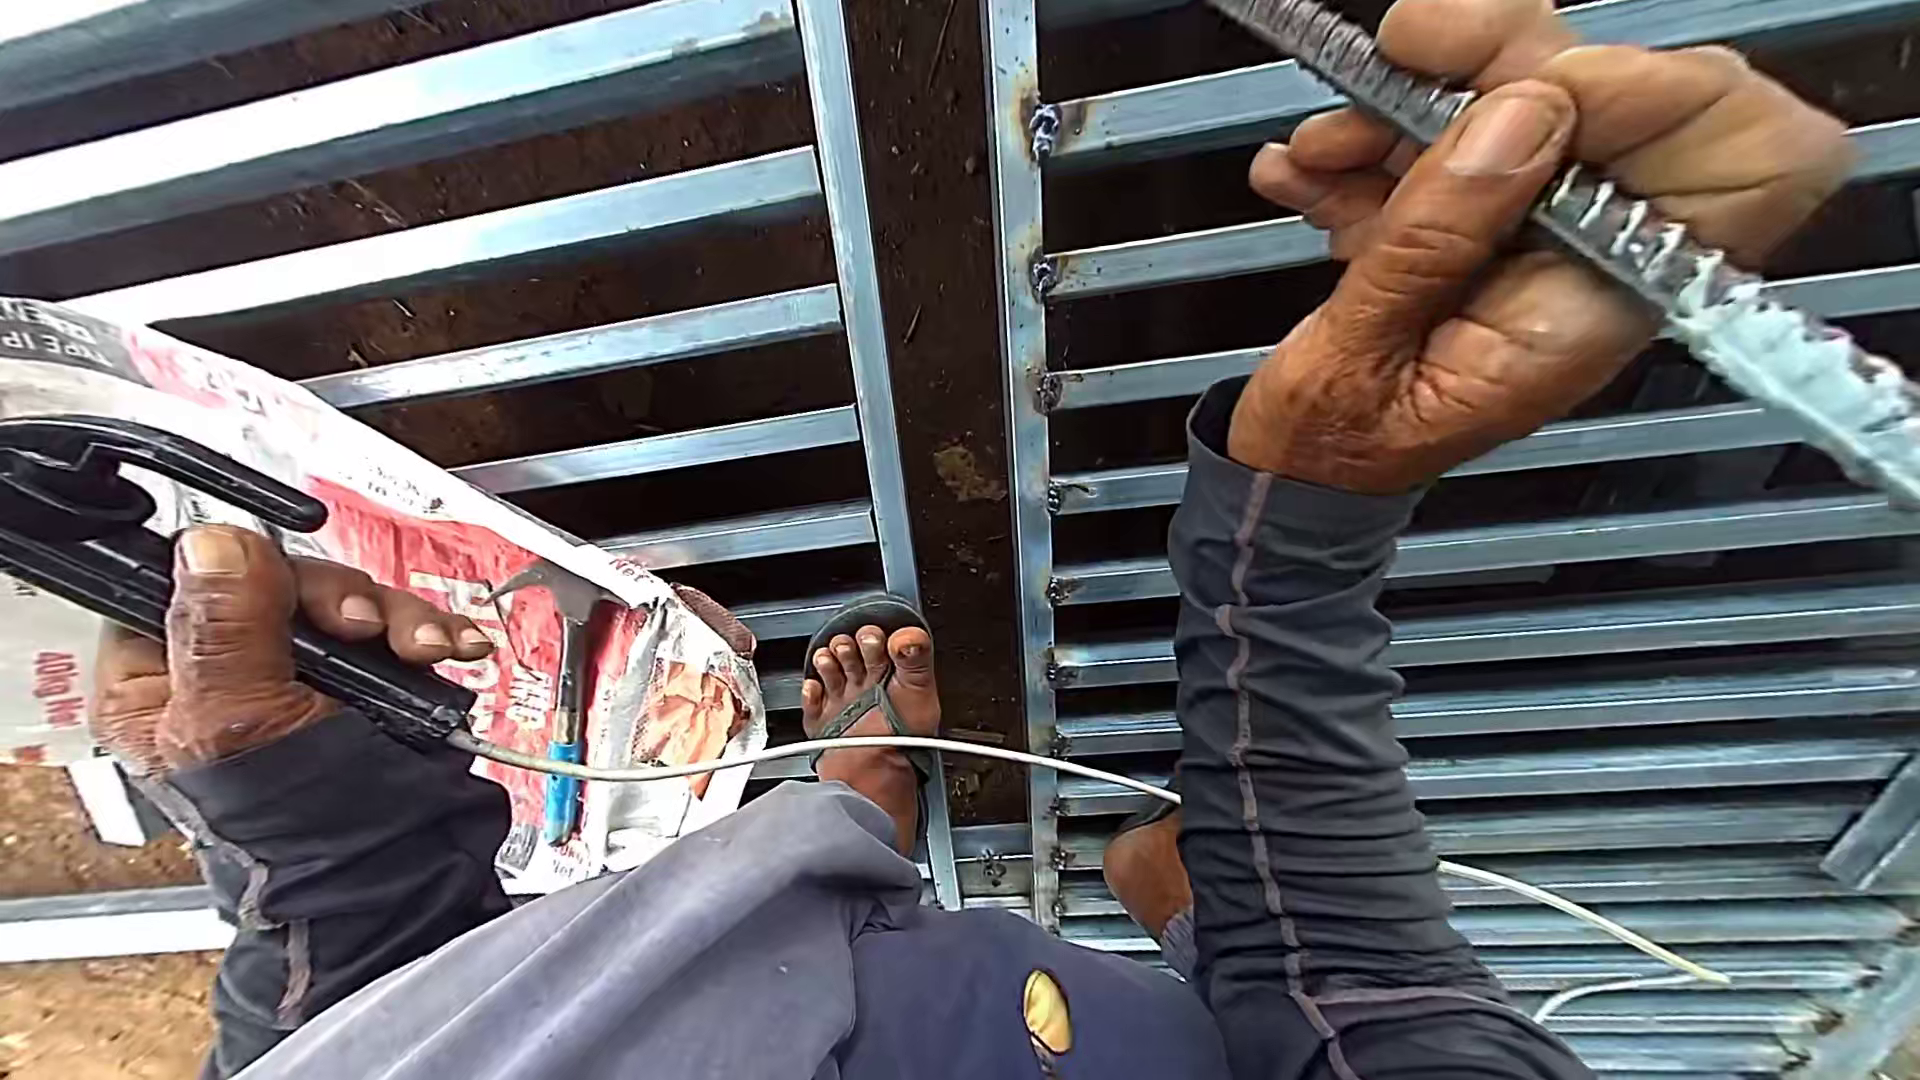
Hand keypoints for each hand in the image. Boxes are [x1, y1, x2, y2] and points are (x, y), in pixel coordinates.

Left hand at [92, 526, 493, 774]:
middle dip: (351, 601)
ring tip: (430, 650)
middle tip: (367, 630)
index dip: (252, 575)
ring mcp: (325, 664)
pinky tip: (457, 646)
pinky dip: (443, 629)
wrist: (406, 841)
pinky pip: (414, 622)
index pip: (195, 584)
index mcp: (172, 677)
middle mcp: (248, 662)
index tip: (298, 594)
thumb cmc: (305, 813)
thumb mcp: (246, 719)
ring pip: (365, 599)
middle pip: (295, 583)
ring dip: (409, 618)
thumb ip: (227, 631)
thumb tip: (216, 544)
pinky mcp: (385, 667)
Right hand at [1227, 0, 1851, 492]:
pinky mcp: (1447, 255)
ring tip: (1312, 142)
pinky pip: (1426, 181)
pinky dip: (1359, 166)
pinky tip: (1293, 171)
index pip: (1729, 171)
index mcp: (1573, 321)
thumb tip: (1521, 113)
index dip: (1653, 97)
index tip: (1512, 93)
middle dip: (1500, 66)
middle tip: (1403, 42)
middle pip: (1603, 121)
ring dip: (1399, 119)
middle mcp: (1566, 275)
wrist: (1286, 478)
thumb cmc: (1316, 448)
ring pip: (1501, 136)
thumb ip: (1425, 252)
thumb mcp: (1348, 359)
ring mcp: (1505, 260)